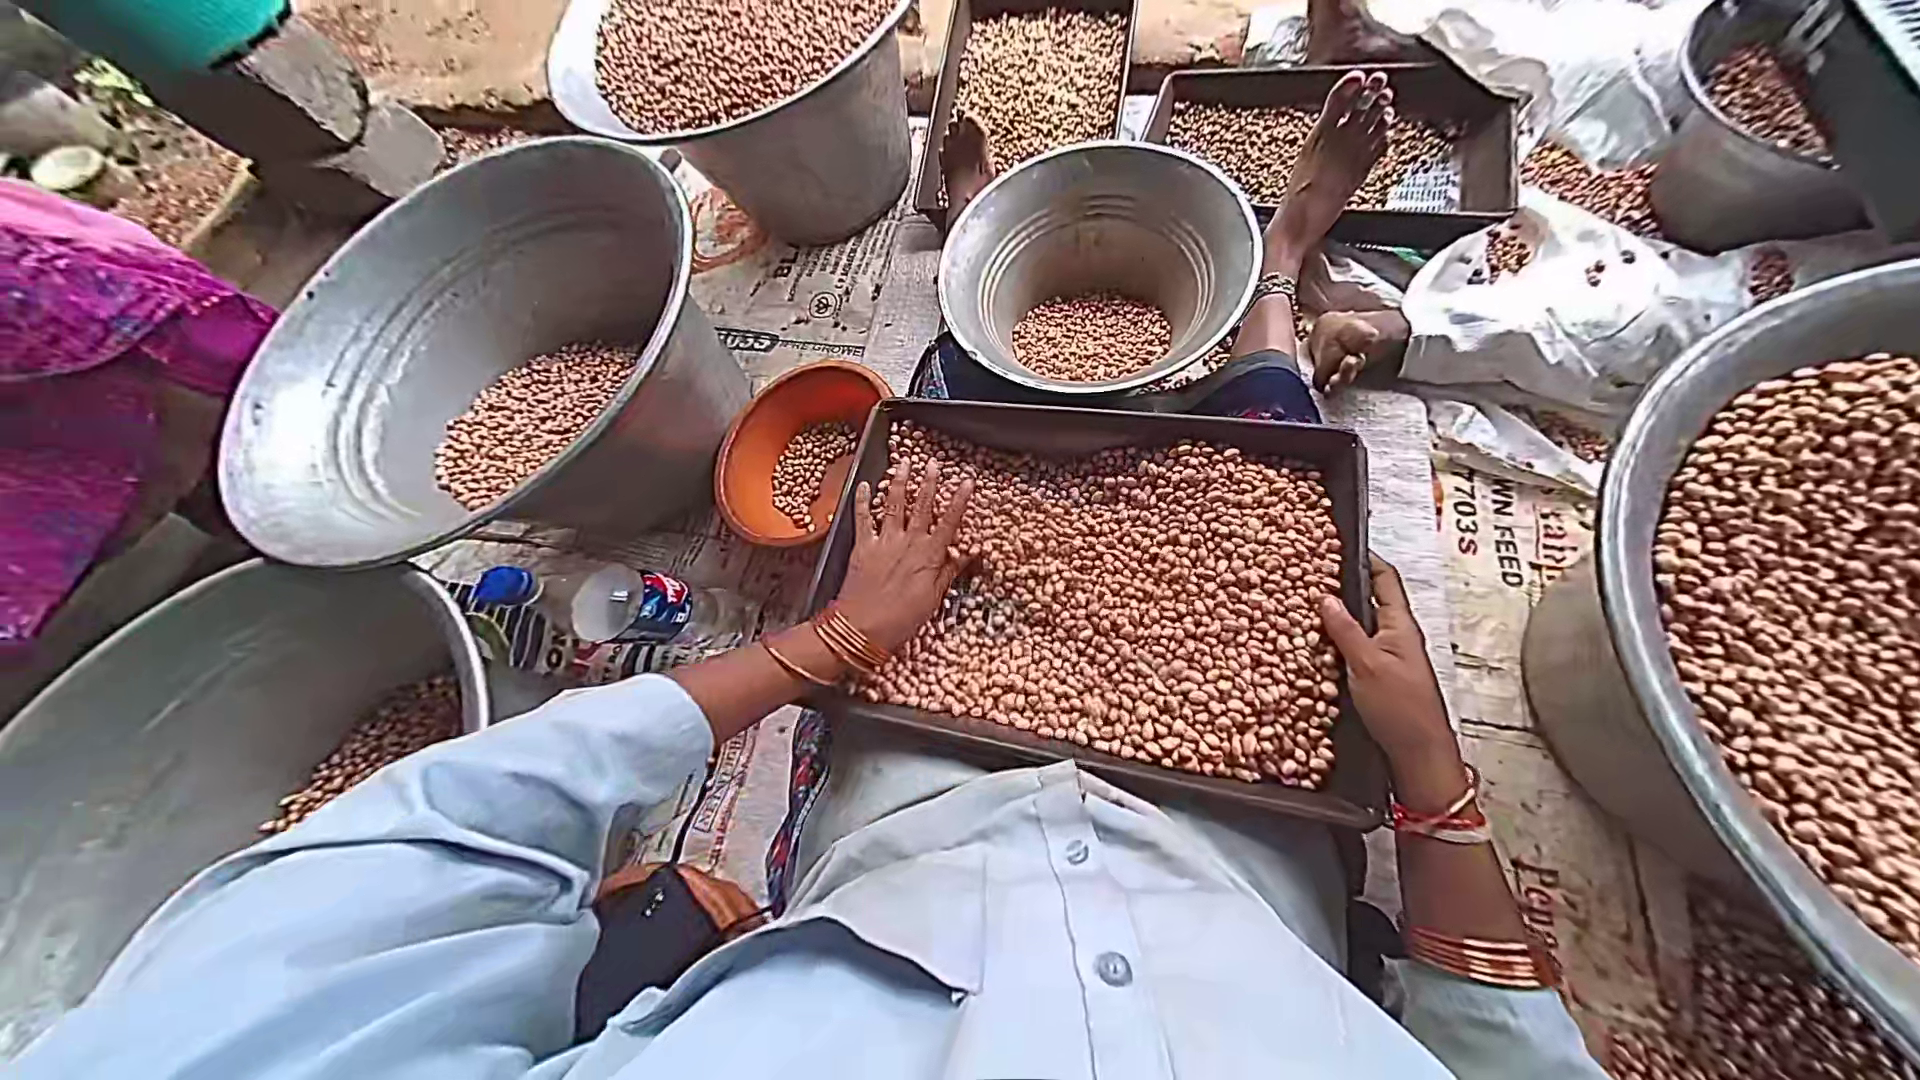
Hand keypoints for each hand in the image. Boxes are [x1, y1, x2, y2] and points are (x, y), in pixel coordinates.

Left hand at [834, 460, 973, 653]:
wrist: (863, 627)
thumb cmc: (902, 618)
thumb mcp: (934, 598)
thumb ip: (949, 571)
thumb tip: (969, 553)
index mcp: (929, 556)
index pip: (949, 522)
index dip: (959, 500)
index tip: (967, 482)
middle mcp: (909, 543)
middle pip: (922, 506)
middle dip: (929, 483)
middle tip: (933, 463)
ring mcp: (884, 541)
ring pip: (894, 504)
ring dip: (900, 482)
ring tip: (904, 463)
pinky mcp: (863, 546)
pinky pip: (862, 518)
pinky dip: (862, 500)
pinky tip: (863, 485)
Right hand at [1319, 554, 1461, 788]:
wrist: (1418, 752)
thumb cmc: (1401, 708)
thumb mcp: (1367, 664)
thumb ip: (1346, 630)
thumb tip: (1326, 596)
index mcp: (1400, 627)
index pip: (1386, 581)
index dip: (1366, 560)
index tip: (1340, 545)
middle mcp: (1394, 636)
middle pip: (1368, 600)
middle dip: (1342, 584)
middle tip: (1310, 572)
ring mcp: (1384, 655)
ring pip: (1357, 623)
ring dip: (1334, 612)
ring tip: (1303, 601)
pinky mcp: (1373, 673)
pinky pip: (1350, 645)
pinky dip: (1332, 636)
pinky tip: (1311, 639)